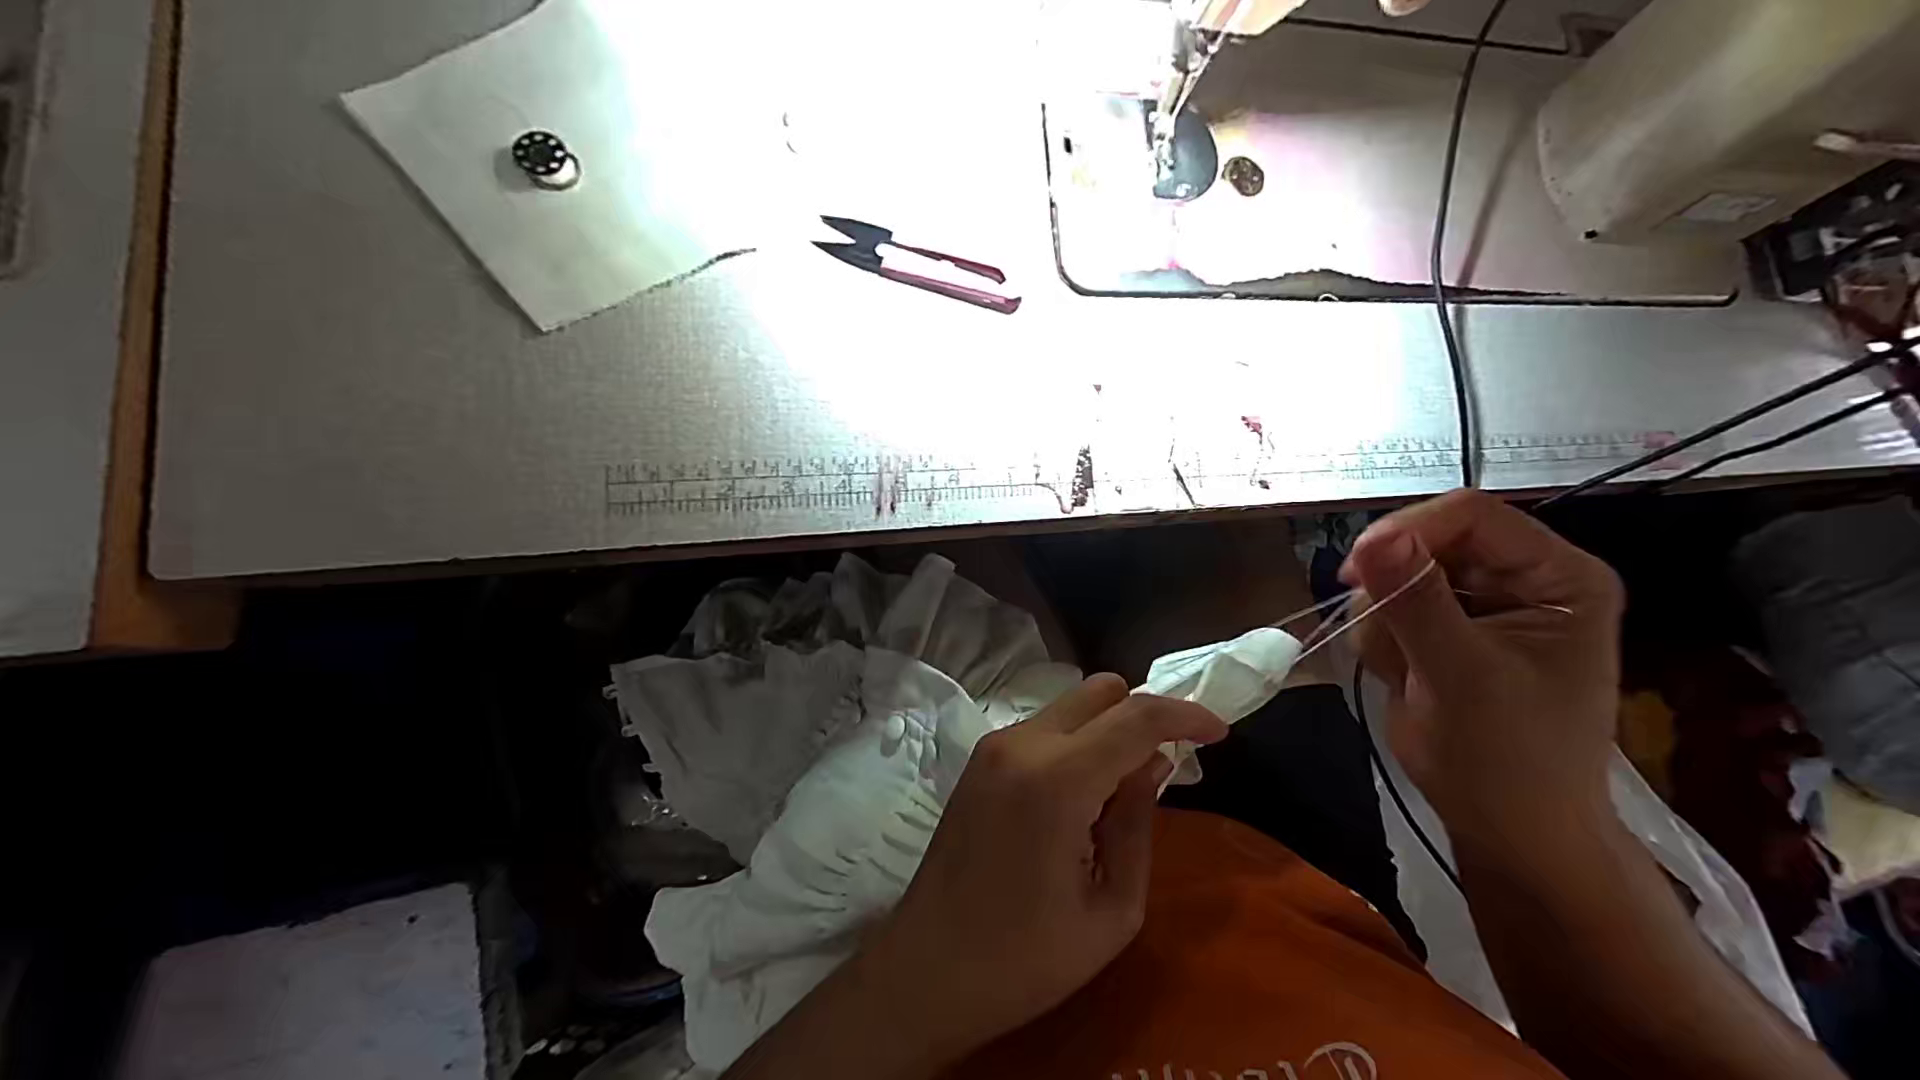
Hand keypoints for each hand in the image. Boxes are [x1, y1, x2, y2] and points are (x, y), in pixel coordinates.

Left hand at [864, 675, 1227, 1062]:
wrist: (928, 967)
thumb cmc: (1026, 958)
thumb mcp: (1112, 909)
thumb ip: (1138, 823)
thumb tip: (1153, 763)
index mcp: (1056, 779)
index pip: (1135, 716)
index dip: (1186, 715)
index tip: (1220, 733)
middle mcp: (1021, 744)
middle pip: (1100, 691)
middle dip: (1144, 714)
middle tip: (1166, 766)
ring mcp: (993, 747)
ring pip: (1071, 707)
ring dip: (1108, 731)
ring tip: (1120, 797)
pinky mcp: (980, 759)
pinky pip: (1045, 729)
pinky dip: (1077, 743)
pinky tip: (1081, 798)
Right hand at [1341, 490, 1623, 849]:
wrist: (1503, 824)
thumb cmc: (1506, 758)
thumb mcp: (1461, 677)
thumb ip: (1417, 602)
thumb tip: (1373, 536)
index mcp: (1558, 577)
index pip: (1472, 516)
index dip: (1409, 533)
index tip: (1355, 573)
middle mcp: (1520, 578)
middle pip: (1425, 540)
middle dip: (1394, 593)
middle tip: (1389, 643)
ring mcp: (1477, 602)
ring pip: (1393, 574)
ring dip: (1383, 622)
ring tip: (1408, 673)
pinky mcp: (1441, 626)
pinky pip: (1382, 604)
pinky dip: (1378, 639)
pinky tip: (1403, 676)